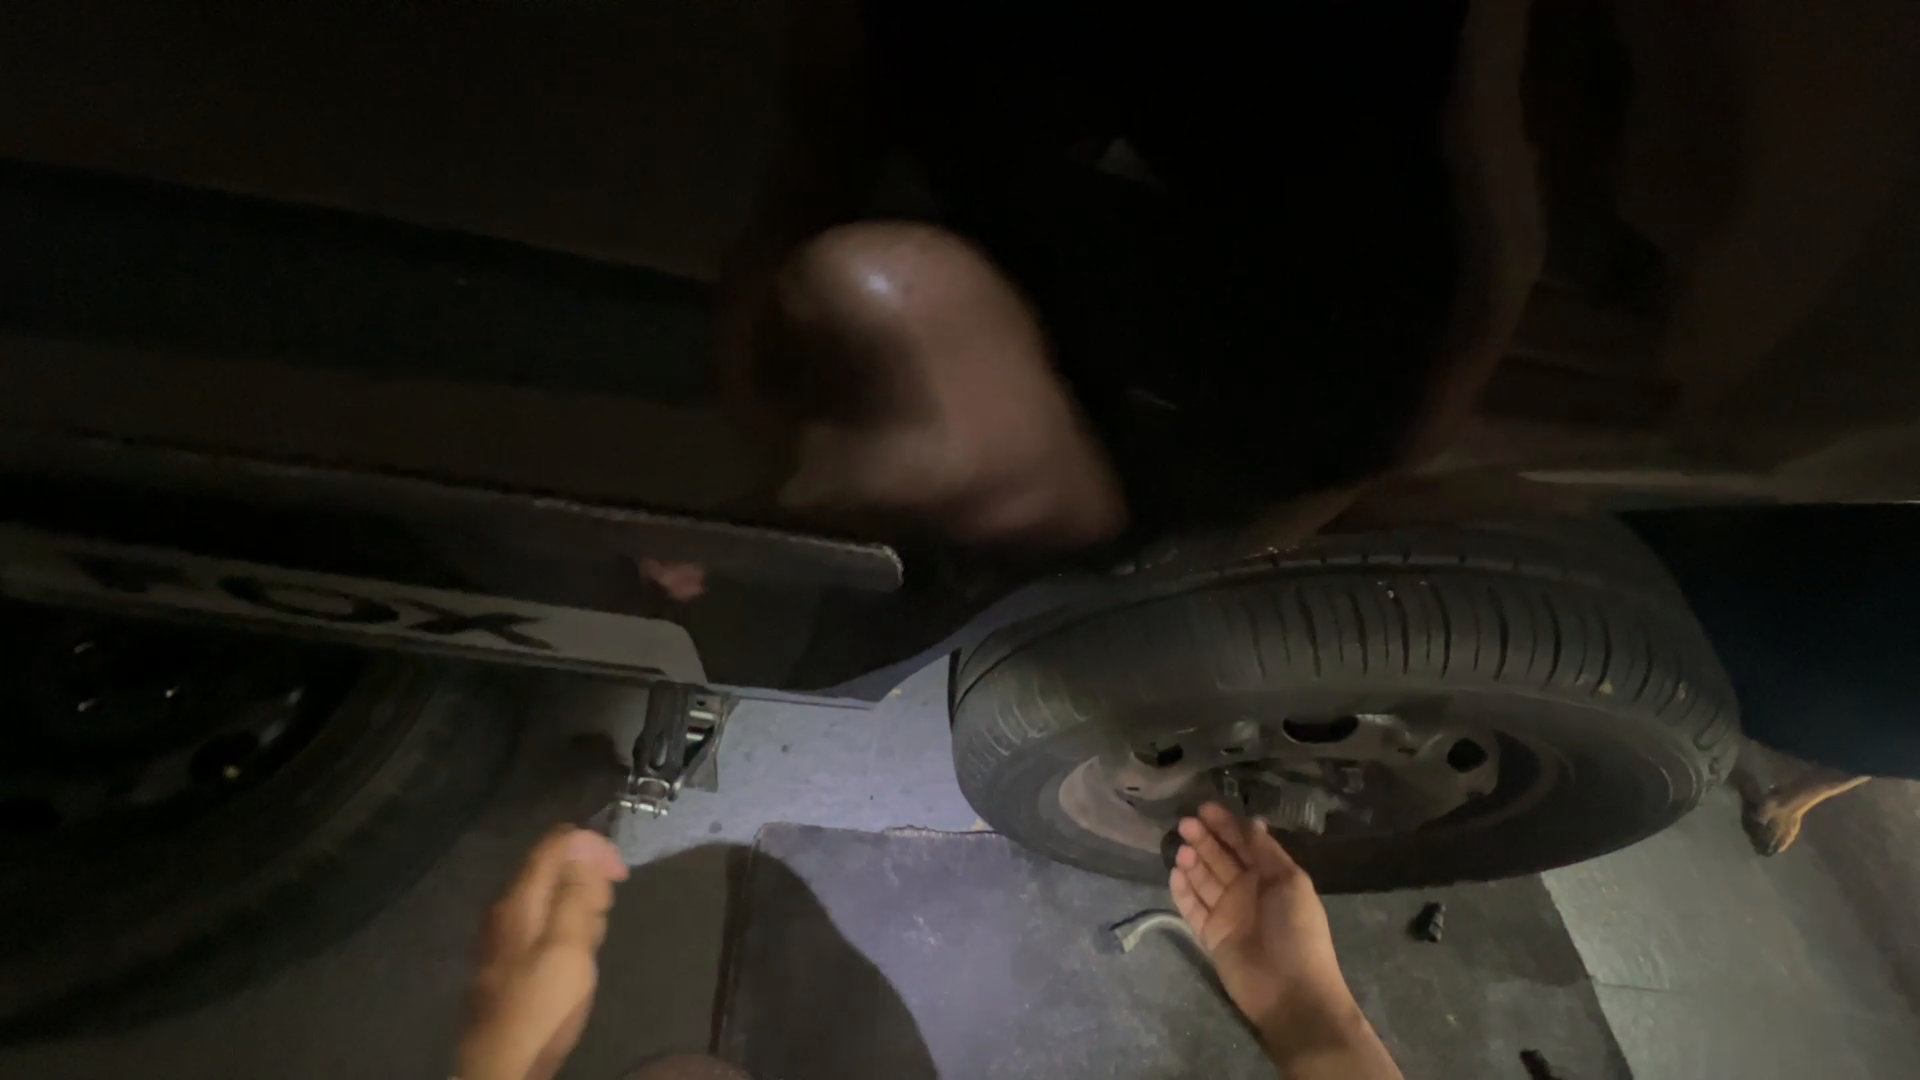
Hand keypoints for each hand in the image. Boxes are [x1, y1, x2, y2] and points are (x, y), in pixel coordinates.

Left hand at [455, 826, 629, 1079]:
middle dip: (589, 882)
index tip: (619, 875)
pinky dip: (569, 927)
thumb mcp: (568, 946)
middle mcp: (507, 909)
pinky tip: (576, 955)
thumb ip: (575, 893)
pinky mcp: (510, 958)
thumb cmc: (542, 1005)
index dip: (592, 847)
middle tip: (603, 916)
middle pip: (556, 867)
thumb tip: (582, 846)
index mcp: (519, 900)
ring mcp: (505, 935)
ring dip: (581, 907)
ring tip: (591, 941)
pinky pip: (547, 922)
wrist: (502, 1070)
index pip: (556, 843)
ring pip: (554, 896)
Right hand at [1170, 804, 1355, 1043]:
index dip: (1225, 824)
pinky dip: (1181, 890)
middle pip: (1219, 857)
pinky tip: (1175, 874)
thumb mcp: (1289, 882)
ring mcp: (1227, 912)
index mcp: (1269, 876)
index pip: (1242, 843)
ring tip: (1181, 850)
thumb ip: (1265, 851)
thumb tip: (1251, 820)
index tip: (1203, 808)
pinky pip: (1191, 907)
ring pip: (1203, 879)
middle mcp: (1246, 890)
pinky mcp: (1210, 934)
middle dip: (1203, 839)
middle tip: (1185, 824)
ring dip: (1192, 861)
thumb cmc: (1296, 931)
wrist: (1292, 993)